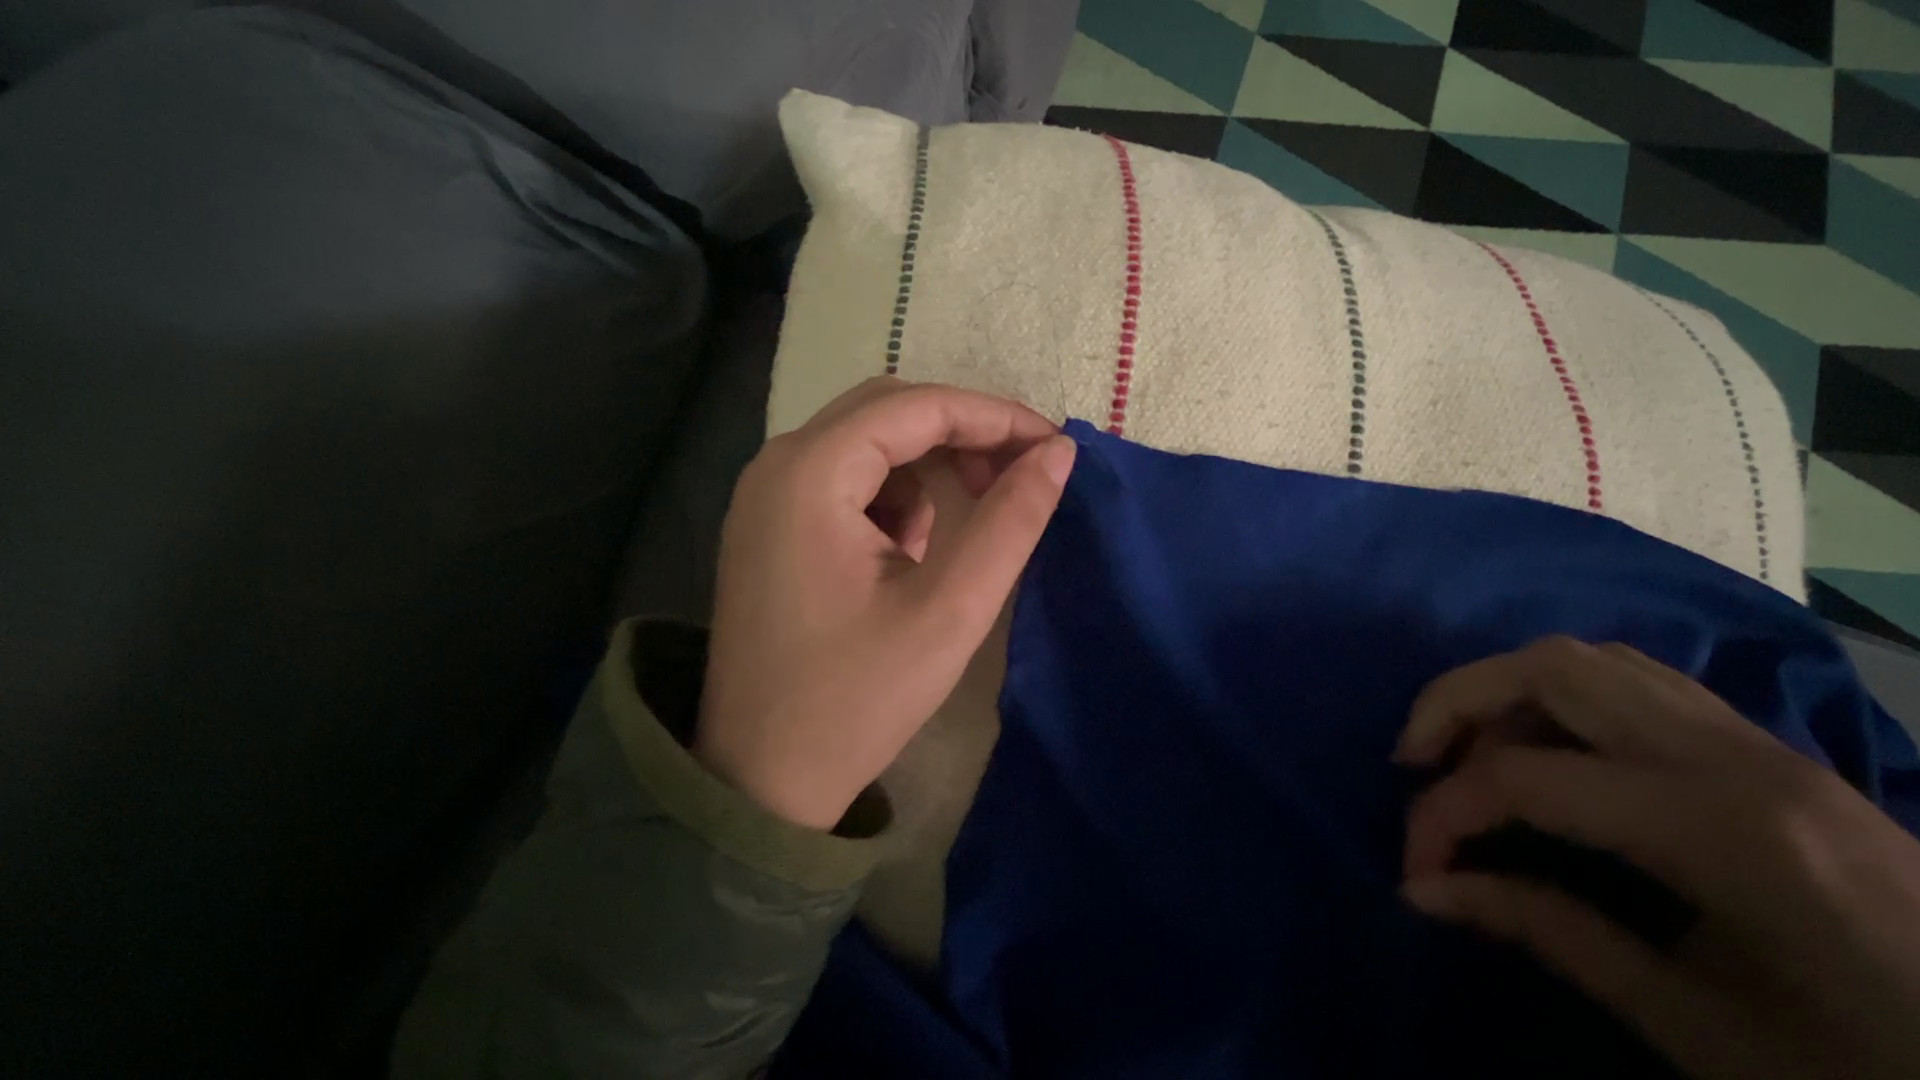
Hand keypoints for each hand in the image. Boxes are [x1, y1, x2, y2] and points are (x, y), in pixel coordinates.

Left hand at [693, 378, 1075, 830]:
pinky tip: (906, 553)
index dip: (993, 416)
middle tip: (1013, 480)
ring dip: (923, 468)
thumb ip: (1009, 522)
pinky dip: (888, 497)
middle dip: (958, 435)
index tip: (1053, 446)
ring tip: (954, 535)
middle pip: (884, 411)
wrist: (761, 779)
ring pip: (863, 443)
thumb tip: (1057, 453)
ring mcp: (762, 496)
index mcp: (809, 473)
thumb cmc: (857, 699)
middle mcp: (775, 465)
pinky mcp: (765, 527)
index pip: (915, 406)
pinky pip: (839, 481)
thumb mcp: (949, 610)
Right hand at [1394, 637, 1919, 1079]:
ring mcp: (1761, 741)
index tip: (1418, 874)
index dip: (1442, 819)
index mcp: (1719, 829)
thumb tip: (1427, 889)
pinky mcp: (1772, 750)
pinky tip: (1554, 753)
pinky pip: (1641, 681)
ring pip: (1594, 659)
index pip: (1524, 778)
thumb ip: (1548, 931)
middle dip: (1454, 704)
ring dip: (1510, 693)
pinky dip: (1567, 696)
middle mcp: (1736, 756)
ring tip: (1476, 756)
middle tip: (1416, 765)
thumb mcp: (1694, 1025)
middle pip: (1552, 668)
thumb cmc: (1861, 1064)